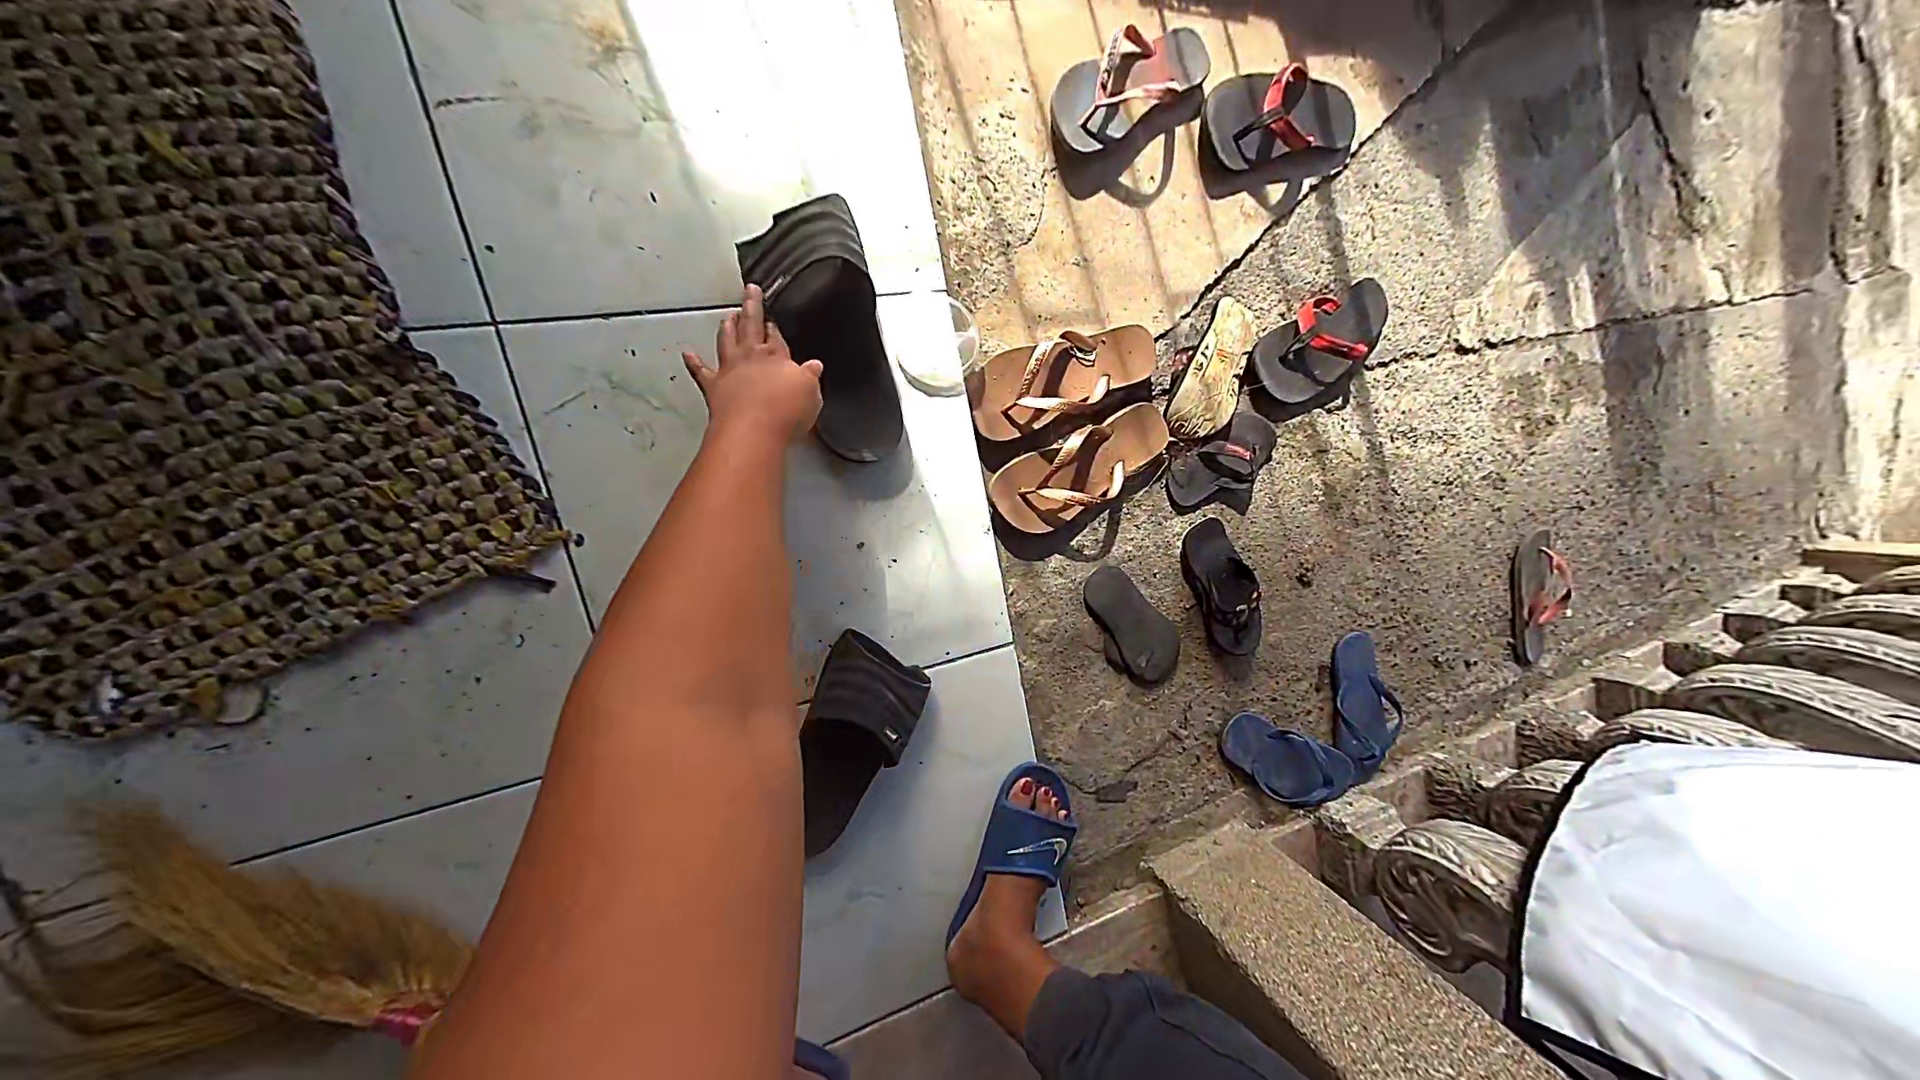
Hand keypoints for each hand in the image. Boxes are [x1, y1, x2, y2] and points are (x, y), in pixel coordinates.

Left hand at [682, 285, 823, 443]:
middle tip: (750, 291)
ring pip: (727, 340)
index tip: (773, 318)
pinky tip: (687, 354)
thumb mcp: (811, 393)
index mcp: (776, 357)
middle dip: (751, 306)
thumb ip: (811, 377)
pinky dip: (693, 362)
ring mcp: (730, 370)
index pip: (776, 336)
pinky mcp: (714, 387)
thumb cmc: (785, 412)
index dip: (774, 326)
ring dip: (727, 327)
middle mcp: (751, 357)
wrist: (754, 430)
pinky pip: (700, 371)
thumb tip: (814, 367)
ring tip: (727, 315)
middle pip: (751, 326)